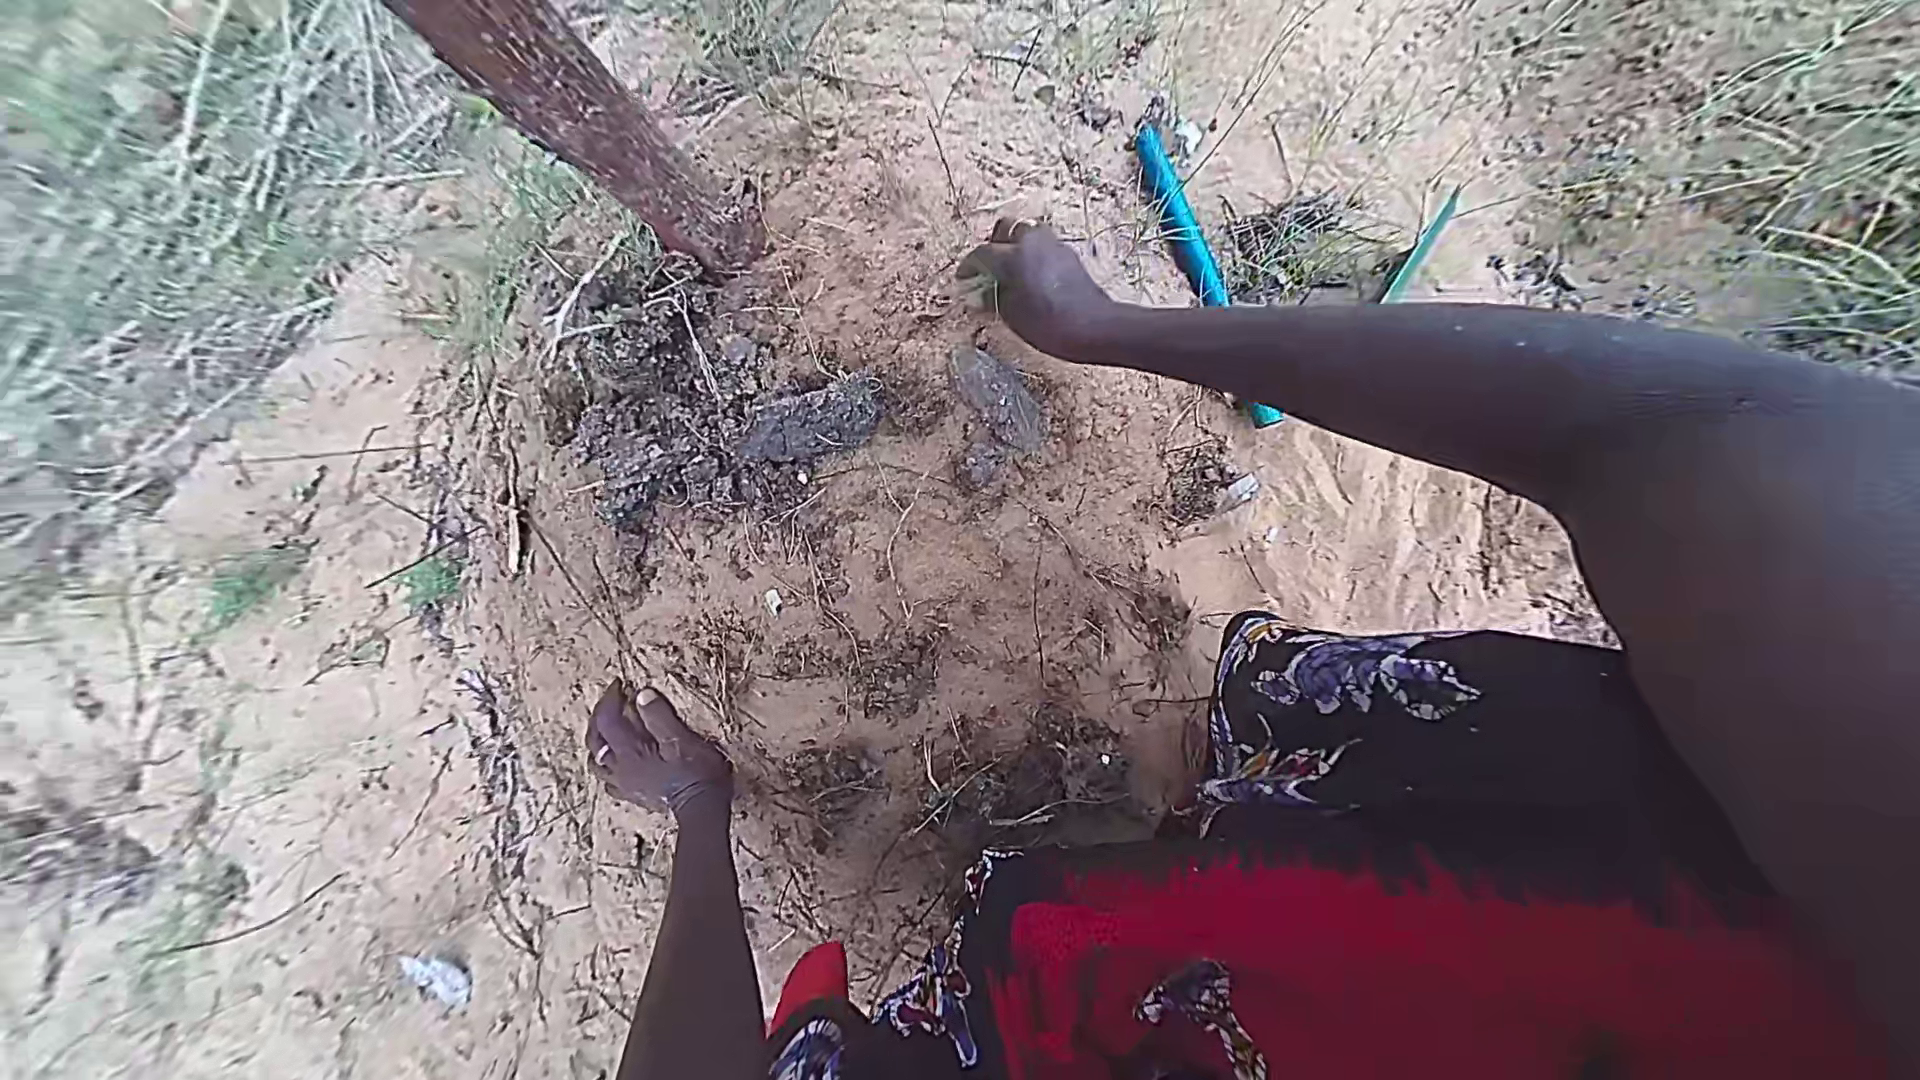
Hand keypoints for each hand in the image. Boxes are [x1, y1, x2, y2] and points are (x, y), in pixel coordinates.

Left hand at [586, 680, 731, 821]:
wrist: (702, 807)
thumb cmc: (696, 771)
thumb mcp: (682, 738)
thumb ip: (660, 717)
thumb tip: (642, 694)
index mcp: (630, 752)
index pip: (608, 720)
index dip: (611, 699)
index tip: (620, 683)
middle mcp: (619, 768)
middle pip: (595, 740)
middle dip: (599, 717)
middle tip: (612, 701)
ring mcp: (623, 784)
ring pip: (596, 761)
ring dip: (599, 741)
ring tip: (609, 728)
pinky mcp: (632, 794)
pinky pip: (609, 778)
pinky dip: (608, 764)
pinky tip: (617, 761)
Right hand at [957, 218, 1114, 358]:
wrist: (1093, 327)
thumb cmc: (1048, 325)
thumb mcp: (1012, 316)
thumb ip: (994, 299)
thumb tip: (981, 294)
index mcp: (1012, 256)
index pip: (981, 253)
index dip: (969, 267)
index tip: (963, 279)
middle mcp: (1031, 242)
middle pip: (1006, 229)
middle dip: (993, 245)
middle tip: (988, 269)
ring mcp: (1053, 245)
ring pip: (1026, 234)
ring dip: (1015, 247)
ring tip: (1011, 273)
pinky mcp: (1068, 255)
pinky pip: (1043, 246)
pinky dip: (1032, 256)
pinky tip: (1032, 279)